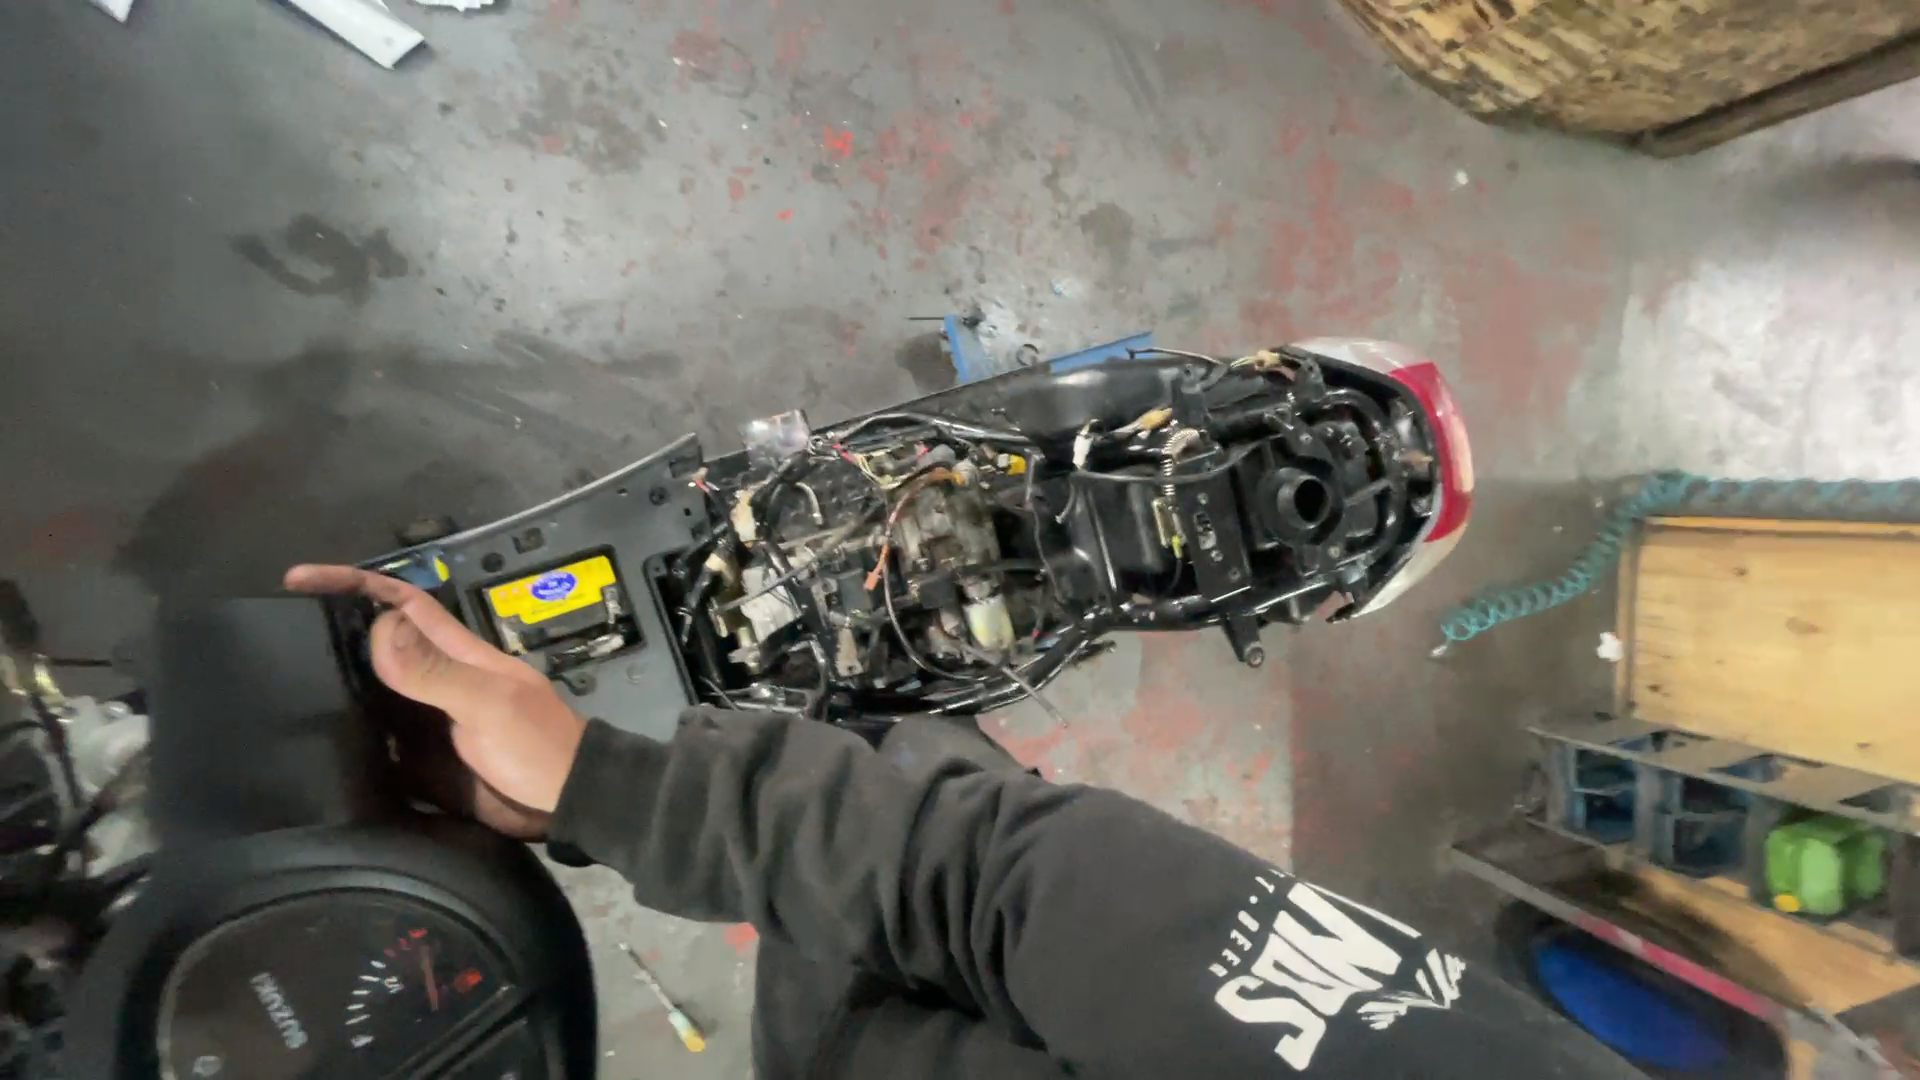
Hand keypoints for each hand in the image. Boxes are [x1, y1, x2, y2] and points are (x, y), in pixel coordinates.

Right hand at [284, 564, 587, 838]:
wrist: (565, 802)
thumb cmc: (538, 746)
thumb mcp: (492, 704)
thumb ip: (439, 672)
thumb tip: (379, 625)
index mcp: (463, 657)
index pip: (408, 607)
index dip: (359, 586)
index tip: (297, 578)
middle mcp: (441, 682)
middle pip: (381, 646)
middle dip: (331, 633)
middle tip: (263, 639)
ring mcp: (430, 721)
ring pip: (371, 692)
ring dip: (328, 687)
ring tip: (263, 689)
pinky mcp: (422, 759)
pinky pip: (373, 740)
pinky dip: (341, 737)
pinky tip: (299, 745)